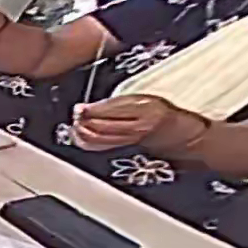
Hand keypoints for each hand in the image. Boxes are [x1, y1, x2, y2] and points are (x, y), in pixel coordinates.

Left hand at [71, 94, 205, 153]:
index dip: (90, 110)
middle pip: (100, 125)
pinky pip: (95, 146)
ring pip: (95, 137)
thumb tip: (82, 107)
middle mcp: (139, 126)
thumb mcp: (137, 99)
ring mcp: (131, 139)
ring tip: (77, 123)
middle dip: (83, 120)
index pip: (111, 110)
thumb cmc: (151, 111)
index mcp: (146, 108)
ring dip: (80, 131)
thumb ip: (110, 102)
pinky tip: (78, 134)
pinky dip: (81, 140)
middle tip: (77, 115)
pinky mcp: (121, 147)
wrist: (170, 130)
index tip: (79, 107)